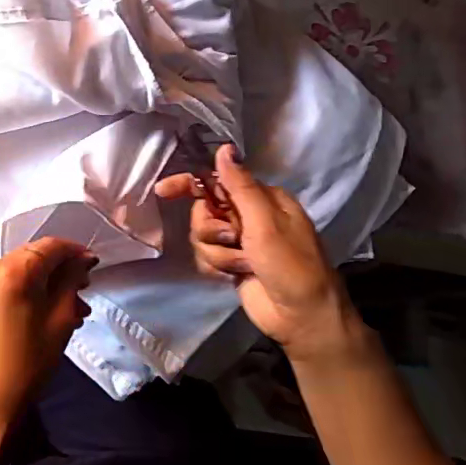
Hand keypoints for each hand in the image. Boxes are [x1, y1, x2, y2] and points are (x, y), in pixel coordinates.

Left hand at [0, 238, 97, 456]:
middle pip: (36, 255)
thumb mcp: (60, 318)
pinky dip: (33, 290)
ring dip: (50, 282)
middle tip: (84, 291)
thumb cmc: (29, 360)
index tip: (94, 267)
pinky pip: (12, 281)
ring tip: (72, 308)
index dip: (76, 253)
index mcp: (13, 269)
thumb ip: (71, 280)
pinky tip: (51, 311)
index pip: (51, 246)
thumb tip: (82, 260)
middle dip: (63, 269)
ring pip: (25, 269)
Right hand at [156, 144, 357, 362]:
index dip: (189, 185)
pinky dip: (217, 266)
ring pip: (202, 237)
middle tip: (232, 240)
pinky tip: (235, 275)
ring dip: (218, 252)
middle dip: (210, 229)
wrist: (302, 316)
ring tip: (242, 264)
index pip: (217, 181)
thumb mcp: (265, 223)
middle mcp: (249, 216)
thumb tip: (224, 148)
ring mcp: (240, 242)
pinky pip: (206, 256)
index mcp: (263, 198)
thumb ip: (240, 186)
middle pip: (203, 211)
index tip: (163, 191)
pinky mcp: (232, 264)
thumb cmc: (291, 265)